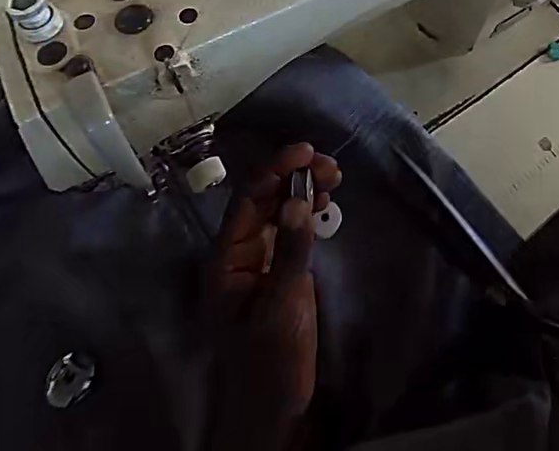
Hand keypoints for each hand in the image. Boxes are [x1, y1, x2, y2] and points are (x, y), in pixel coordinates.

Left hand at [206, 143, 341, 450]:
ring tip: (333, 176)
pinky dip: (307, 208)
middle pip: (263, 197)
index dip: (275, 169)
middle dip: (294, 174)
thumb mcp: (281, 307)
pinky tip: (324, 200)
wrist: (274, 407)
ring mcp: (259, 257)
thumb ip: (289, 252)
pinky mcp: (279, 266)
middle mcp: (239, 250)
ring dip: (303, 188)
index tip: (306, 151)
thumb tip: (296, 201)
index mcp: (225, 258)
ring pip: (278, 207)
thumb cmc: (269, 361)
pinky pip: (290, 225)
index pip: (248, 199)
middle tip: (329, 166)